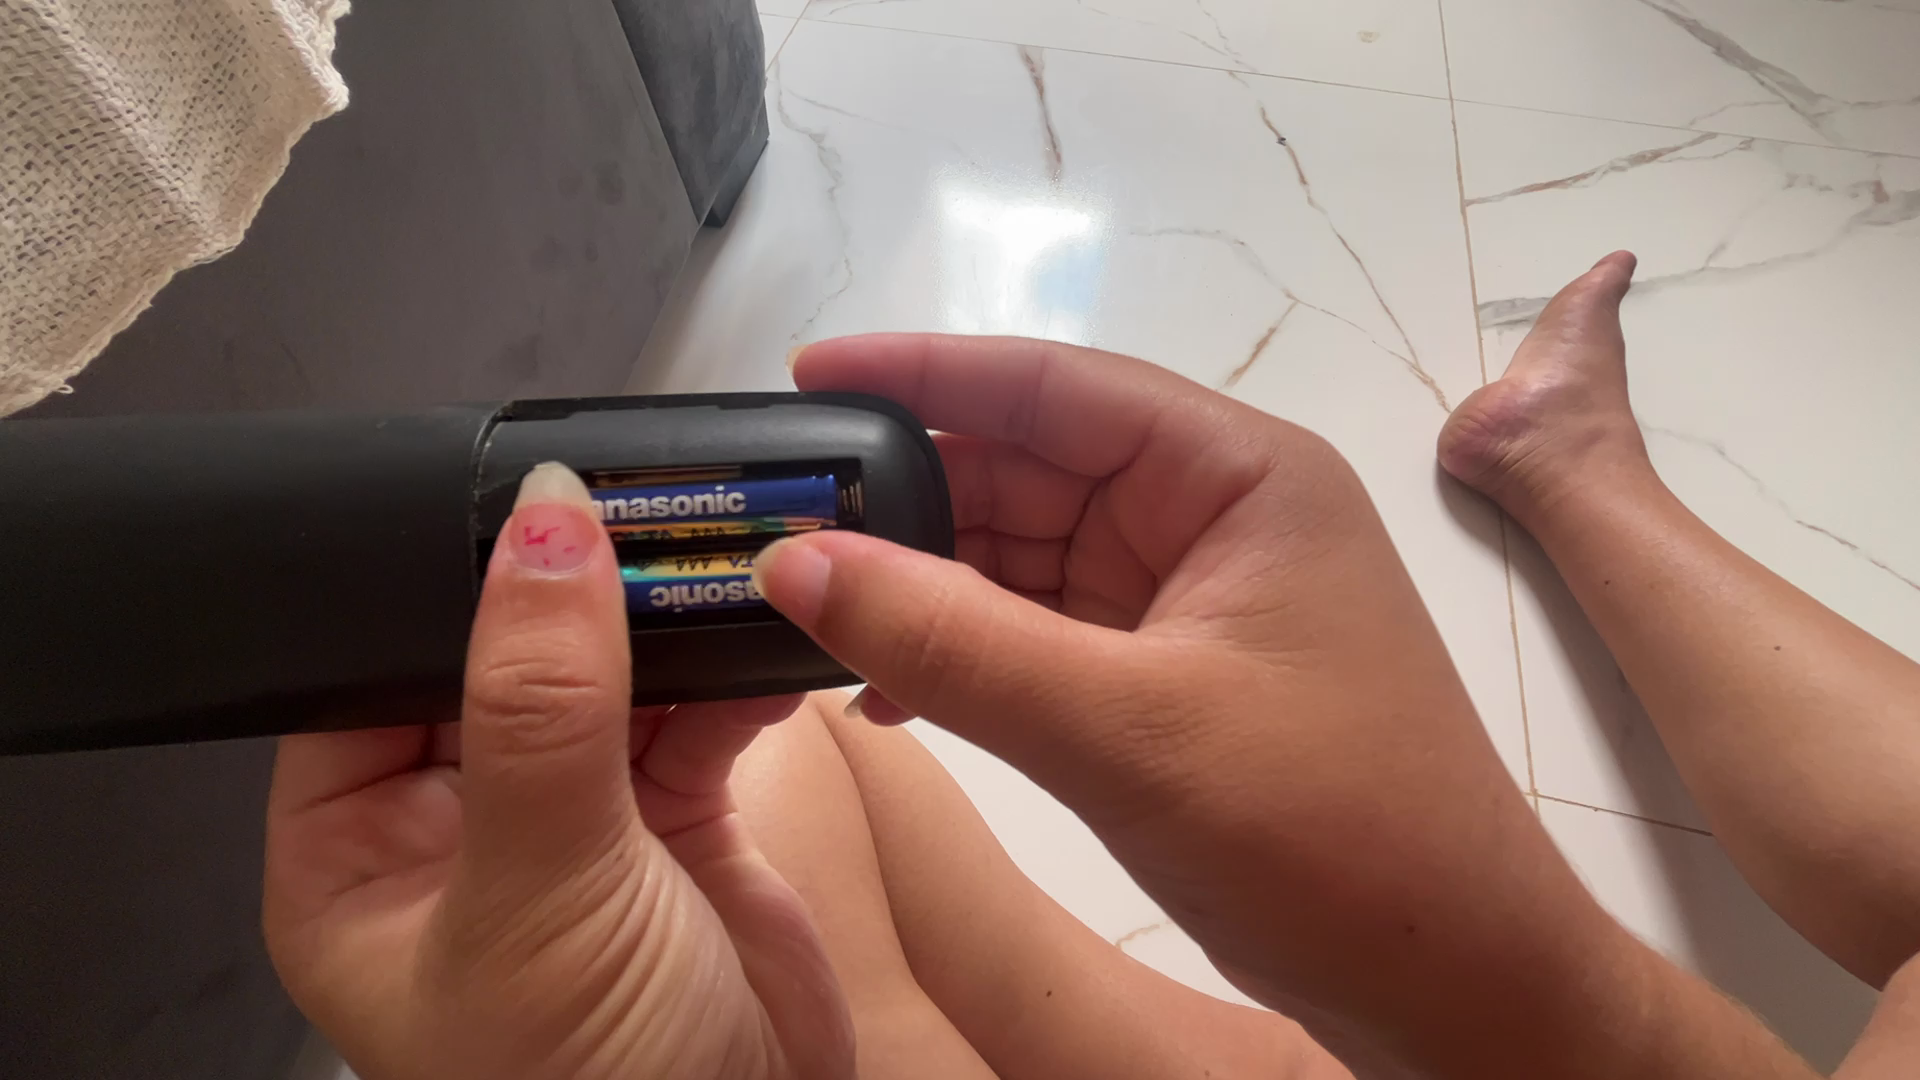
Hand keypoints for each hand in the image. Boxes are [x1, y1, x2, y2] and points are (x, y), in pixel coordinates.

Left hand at [263, 464, 852, 1079]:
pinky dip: (741, 680)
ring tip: (725, 572)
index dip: (450, 581)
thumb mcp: (542, 887)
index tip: (534, 499)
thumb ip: (541, 706)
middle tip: (655, 514)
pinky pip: (707, 712)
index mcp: (372, 843)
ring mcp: (594, 810)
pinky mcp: (687, 809)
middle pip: (523, 657)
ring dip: (679, 630)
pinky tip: (770, 658)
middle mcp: (479, 815)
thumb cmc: (590, 1076)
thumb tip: (544, 528)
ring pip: (628, 677)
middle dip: (590, 593)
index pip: (382, 667)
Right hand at [754, 335, 1811, 1079]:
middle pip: (1025, 472)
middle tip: (791, 528)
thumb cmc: (1328, 837)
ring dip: (925, 587)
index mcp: (1232, 474)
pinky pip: (1031, 628)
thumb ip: (952, 644)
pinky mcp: (1153, 662)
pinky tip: (891, 689)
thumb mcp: (1123, 729)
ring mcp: (1175, 589)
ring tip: (819, 614)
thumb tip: (797, 563)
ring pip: (1018, 555)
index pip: (1055, 387)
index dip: (925, 371)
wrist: (1445, 983)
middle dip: (909, 501)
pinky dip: (961, 650)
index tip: (811, 375)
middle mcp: (1202, 511)